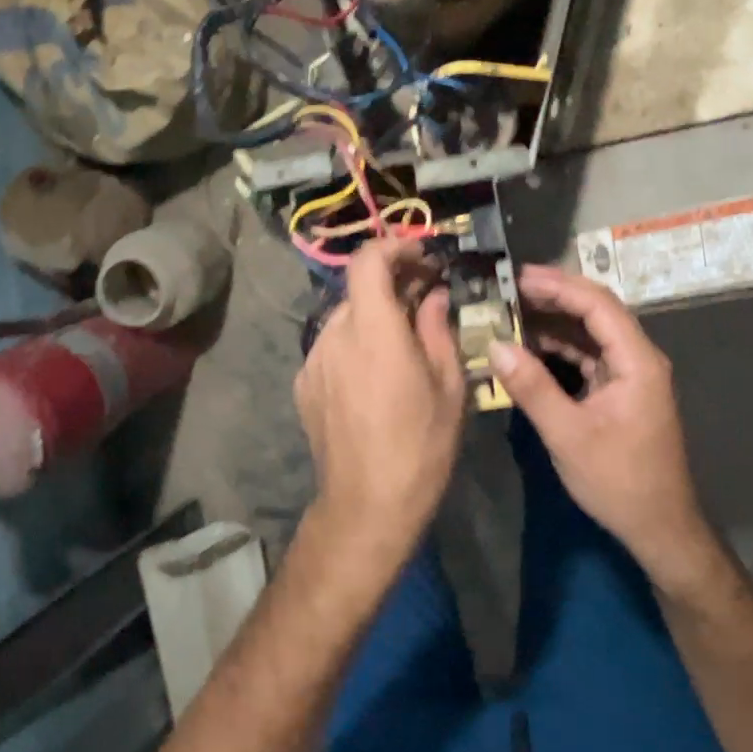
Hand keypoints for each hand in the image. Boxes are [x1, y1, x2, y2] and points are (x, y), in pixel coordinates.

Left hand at [294, 240, 466, 556]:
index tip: (422, 258)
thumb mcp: (448, 386)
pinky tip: (375, 377)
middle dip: (391, 287)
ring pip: (344, 320)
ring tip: (403, 346)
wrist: (367, 503)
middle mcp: (334, 336)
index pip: (368, 260)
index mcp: (373, 329)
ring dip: (373, 319)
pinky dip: (354, 346)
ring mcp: (312, 361)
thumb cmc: (420, 445)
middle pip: (358, 290)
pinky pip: (331, 349)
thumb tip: (432, 296)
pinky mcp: (303, 385)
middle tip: (424, 302)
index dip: (395, 247)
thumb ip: (438, 329)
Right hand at [488, 266, 715, 584]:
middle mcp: (638, 360)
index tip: (517, 276)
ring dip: (552, 324)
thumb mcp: (568, 435)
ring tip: (508, 315)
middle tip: (504, 290)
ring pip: (589, 335)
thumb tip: (495, 346)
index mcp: (637, 361)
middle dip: (551, 298)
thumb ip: (532, 387)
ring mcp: (629, 376)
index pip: (598, 305)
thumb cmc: (618, 481)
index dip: (558, 285)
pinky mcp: (619, 393)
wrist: (658, 525)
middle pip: (594, 313)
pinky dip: (557, 351)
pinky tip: (526, 350)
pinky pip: (587, 359)